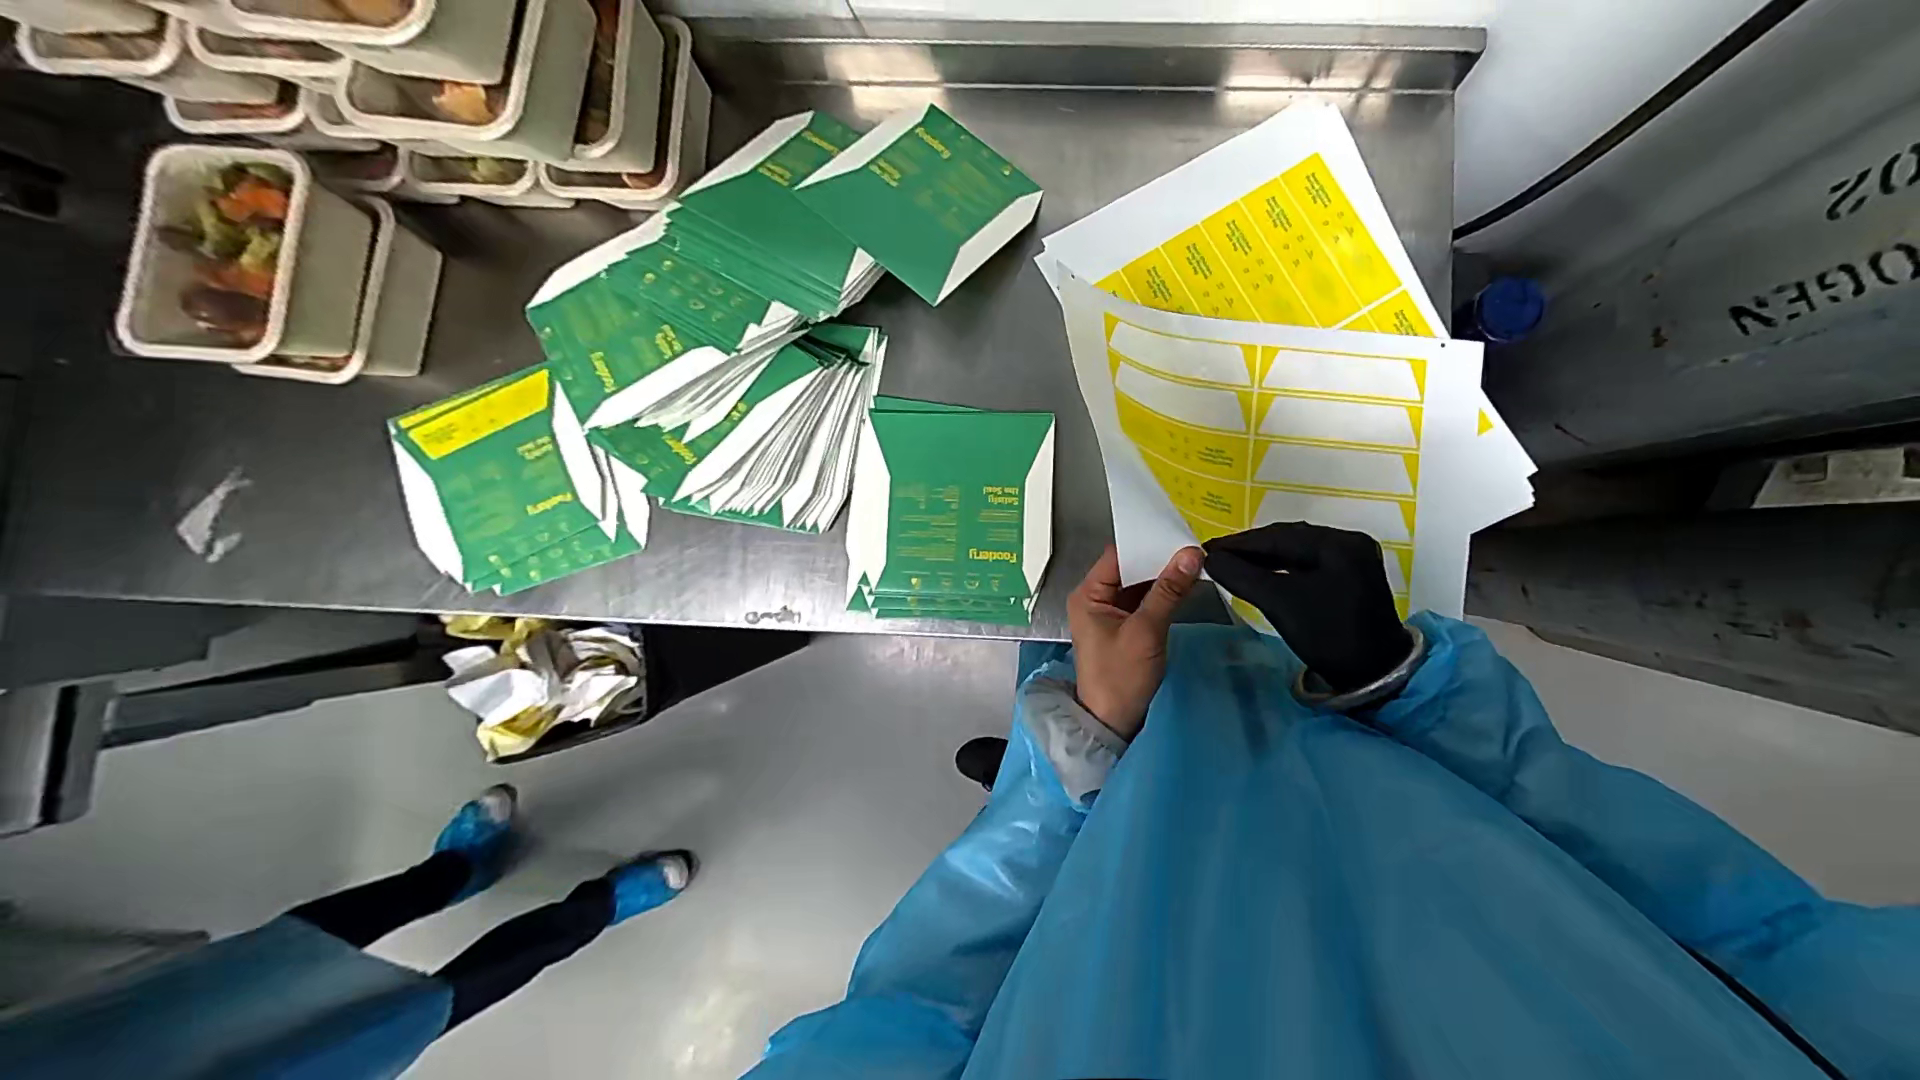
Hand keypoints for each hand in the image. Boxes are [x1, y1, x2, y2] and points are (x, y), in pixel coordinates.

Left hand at [1067, 544, 1202, 739]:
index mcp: (1087, 594)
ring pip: (1139, 584)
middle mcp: (1095, 598)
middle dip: (1158, 558)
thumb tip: (1191, 553)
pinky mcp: (1124, 626)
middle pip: (1128, 568)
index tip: (1177, 532)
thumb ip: (1168, 591)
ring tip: (1196, 559)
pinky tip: (1186, 583)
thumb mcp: (1146, 631)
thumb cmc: (1121, 676)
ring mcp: (1109, 612)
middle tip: (1193, 545)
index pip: (1117, 555)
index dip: (1145, 543)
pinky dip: (1162, 593)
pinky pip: (1144, 600)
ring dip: (1163, 576)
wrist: (1112, 722)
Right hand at [1203, 522, 1411, 692]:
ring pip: (1294, 551)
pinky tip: (1258, 573)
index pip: (1277, 536)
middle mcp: (1347, 543)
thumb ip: (1241, 576)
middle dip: (1249, 548)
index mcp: (1338, 543)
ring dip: (1261, 557)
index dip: (1237, 543)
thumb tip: (1209, 558)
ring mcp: (1350, 560)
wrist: (1373, 675)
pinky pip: (1304, 564)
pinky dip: (1277, 567)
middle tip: (1214, 556)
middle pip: (1287, 539)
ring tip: (1230, 564)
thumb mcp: (1279, 602)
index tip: (1204, 548)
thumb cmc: (1328, 634)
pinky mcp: (1348, 577)